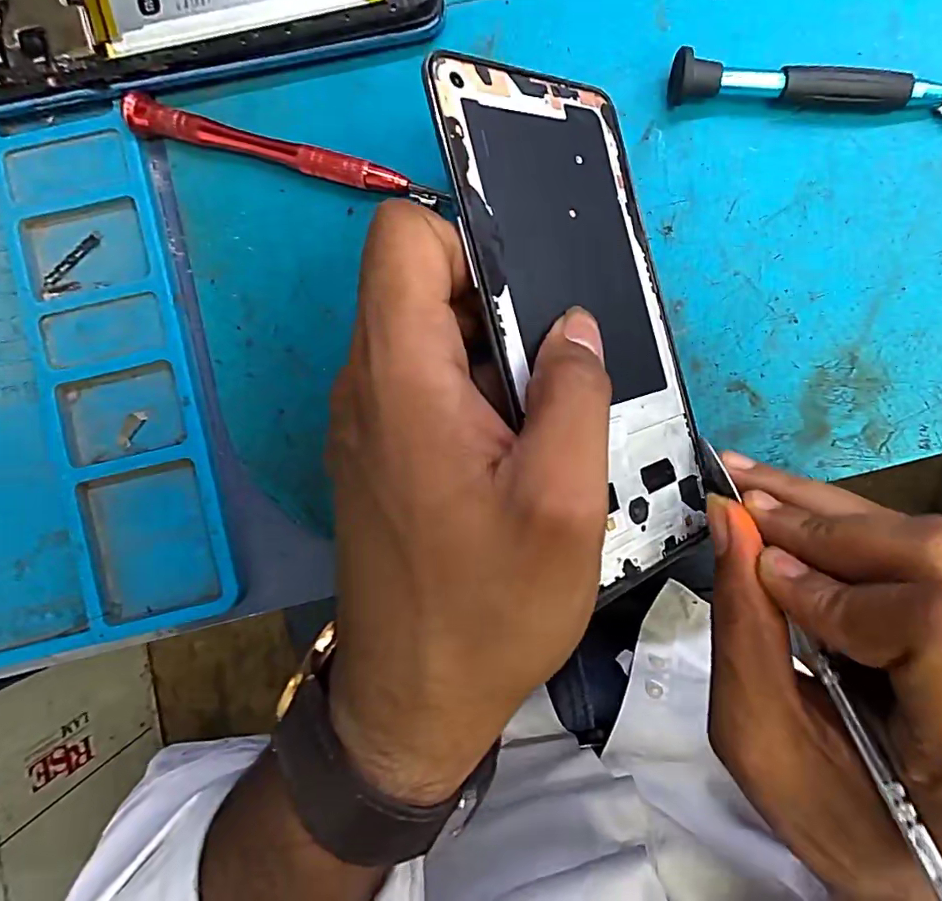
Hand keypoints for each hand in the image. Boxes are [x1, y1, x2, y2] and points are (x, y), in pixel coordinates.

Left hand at [324, 201, 612, 803]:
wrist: (414, 704)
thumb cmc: (490, 607)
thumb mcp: (564, 501)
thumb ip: (574, 395)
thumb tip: (572, 326)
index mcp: (401, 378)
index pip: (403, 238)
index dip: (468, 240)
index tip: (527, 294)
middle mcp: (366, 384)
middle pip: (420, 281)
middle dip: (496, 300)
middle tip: (557, 364)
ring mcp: (366, 418)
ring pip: (428, 331)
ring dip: (492, 349)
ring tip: (546, 408)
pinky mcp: (379, 449)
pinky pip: (425, 380)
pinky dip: (475, 385)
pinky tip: (519, 441)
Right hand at [708, 457, 941, 895]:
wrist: (916, 860)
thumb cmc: (837, 826)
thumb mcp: (762, 744)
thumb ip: (745, 628)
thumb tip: (732, 519)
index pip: (937, 626)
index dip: (839, 589)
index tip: (763, 572)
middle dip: (826, 524)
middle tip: (745, 503)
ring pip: (941, 544)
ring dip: (837, 516)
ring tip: (764, 500)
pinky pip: (941, 559)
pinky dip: (861, 534)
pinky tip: (806, 522)